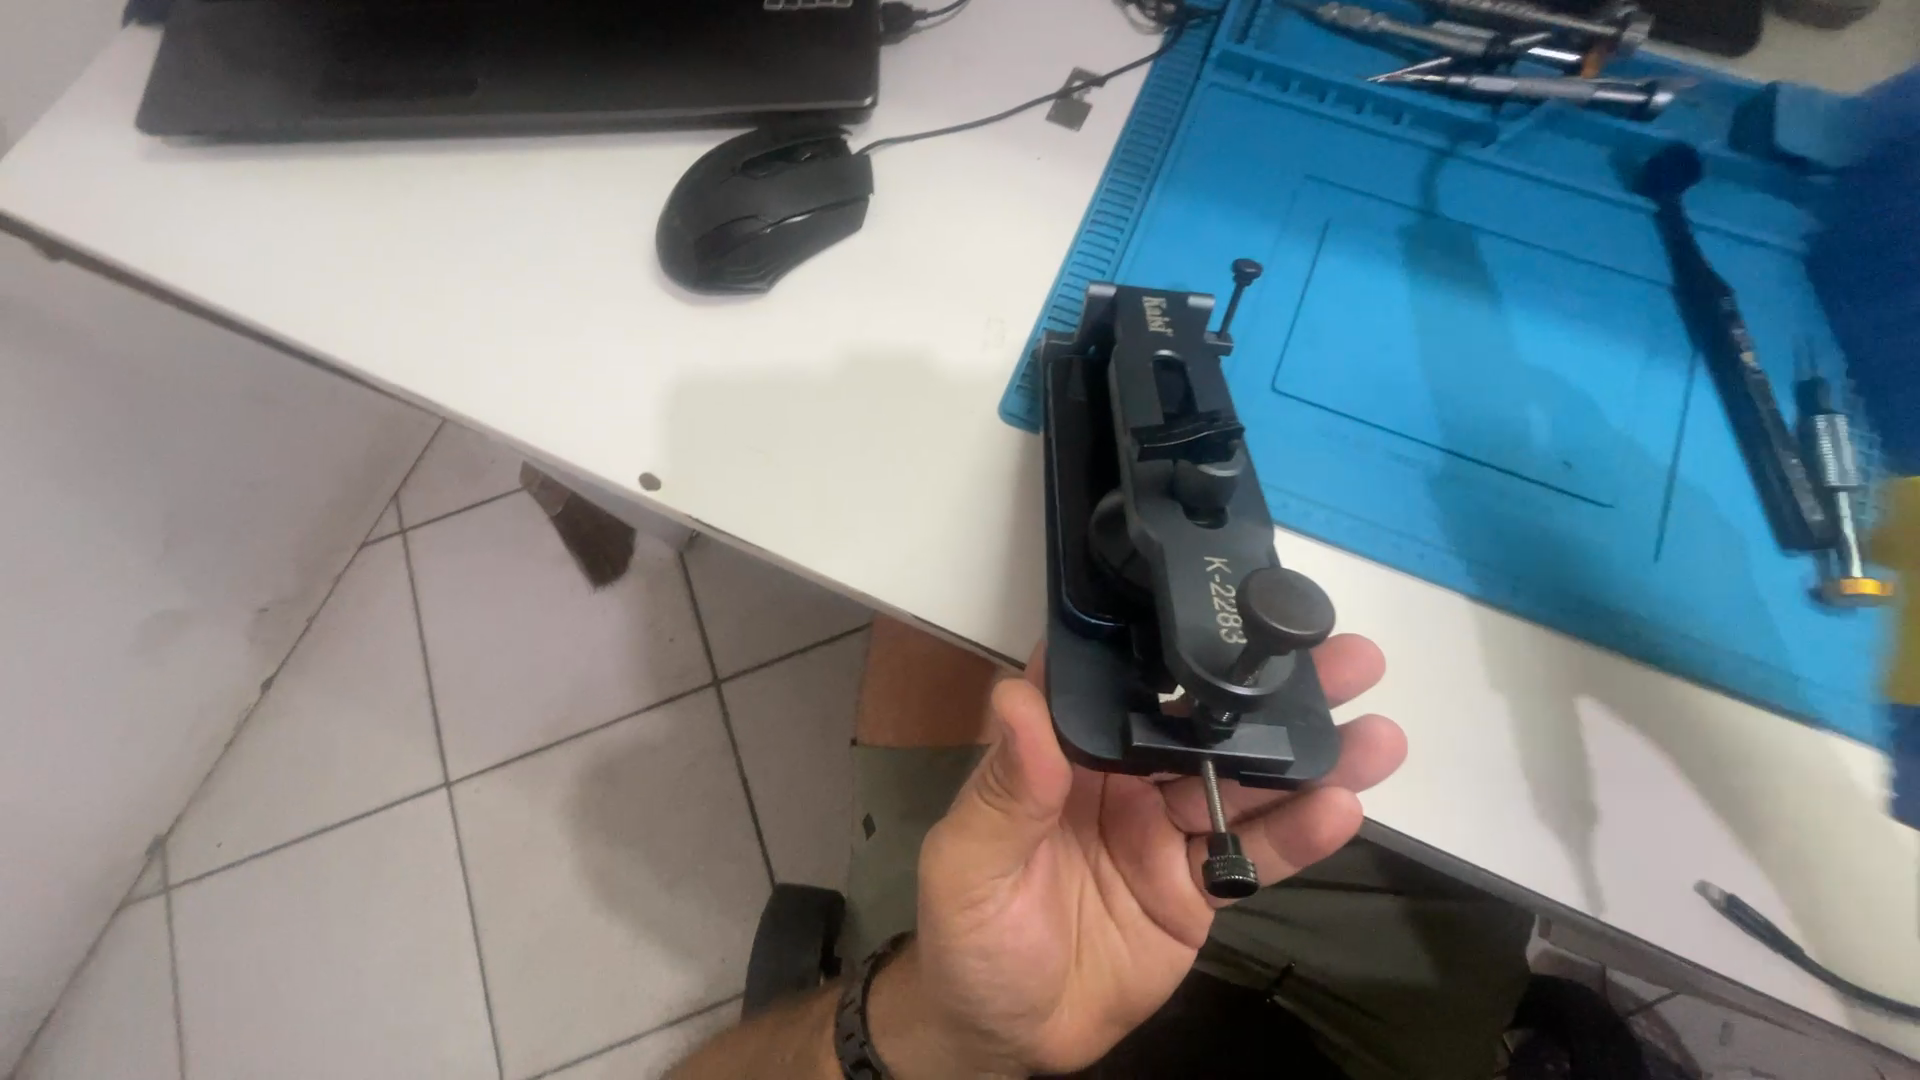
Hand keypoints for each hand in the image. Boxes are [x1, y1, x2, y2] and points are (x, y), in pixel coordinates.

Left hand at [874, 635, 1404, 1077]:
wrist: (1006, 1033)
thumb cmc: (969, 934)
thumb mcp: (971, 858)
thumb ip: (1005, 785)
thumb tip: (1018, 695)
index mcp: (1062, 753)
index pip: (1113, 679)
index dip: (1160, 638)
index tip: (1218, 600)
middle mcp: (1119, 777)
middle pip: (1196, 722)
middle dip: (1261, 689)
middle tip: (1336, 655)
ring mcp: (1162, 830)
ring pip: (1239, 781)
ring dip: (1303, 755)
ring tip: (1372, 727)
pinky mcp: (1194, 887)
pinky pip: (1249, 856)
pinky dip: (1295, 835)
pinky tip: (1343, 807)